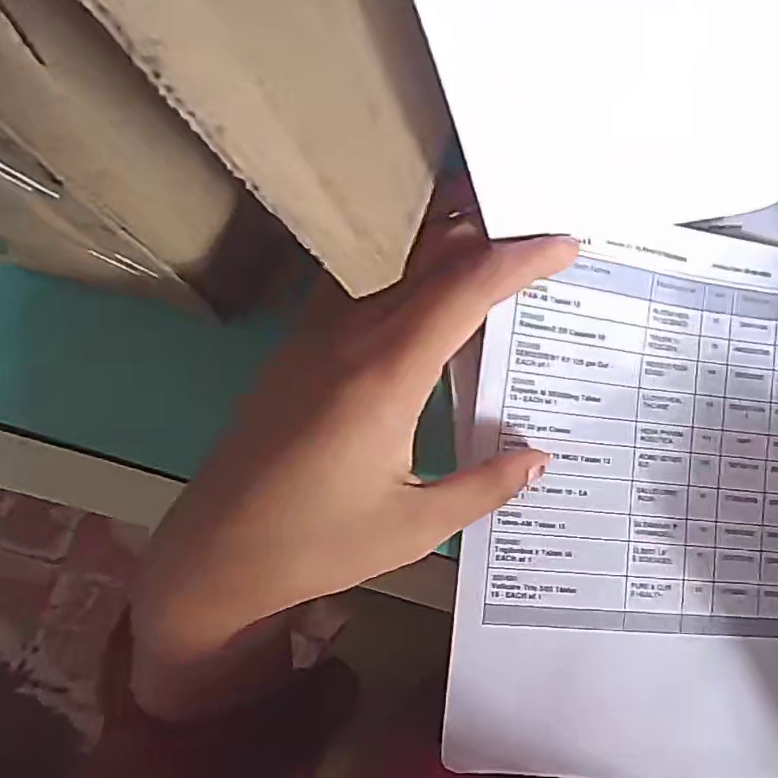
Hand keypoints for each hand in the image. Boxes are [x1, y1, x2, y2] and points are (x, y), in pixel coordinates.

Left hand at [131, 194, 578, 719]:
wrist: (214, 553)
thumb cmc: (316, 543)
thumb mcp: (415, 527)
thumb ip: (485, 486)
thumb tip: (540, 459)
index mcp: (385, 375)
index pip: (463, 290)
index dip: (519, 260)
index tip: (563, 245)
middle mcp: (350, 337)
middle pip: (428, 257)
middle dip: (488, 230)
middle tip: (539, 223)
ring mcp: (318, 336)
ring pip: (395, 266)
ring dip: (448, 245)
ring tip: (497, 242)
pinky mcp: (300, 347)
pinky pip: (366, 288)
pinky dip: (412, 274)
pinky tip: (429, 293)